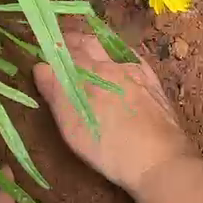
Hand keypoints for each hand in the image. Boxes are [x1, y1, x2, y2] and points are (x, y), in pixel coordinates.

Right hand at [32, 25, 196, 194]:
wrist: (160, 162)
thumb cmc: (110, 148)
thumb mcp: (73, 127)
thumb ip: (57, 94)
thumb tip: (41, 66)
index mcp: (92, 73)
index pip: (68, 50)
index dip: (55, 48)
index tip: (45, 48)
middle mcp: (114, 66)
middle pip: (90, 43)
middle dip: (74, 40)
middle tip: (63, 44)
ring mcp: (137, 73)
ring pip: (112, 47)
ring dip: (96, 44)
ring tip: (86, 46)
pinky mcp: (154, 84)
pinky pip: (135, 57)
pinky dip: (122, 53)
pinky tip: (121, 58)